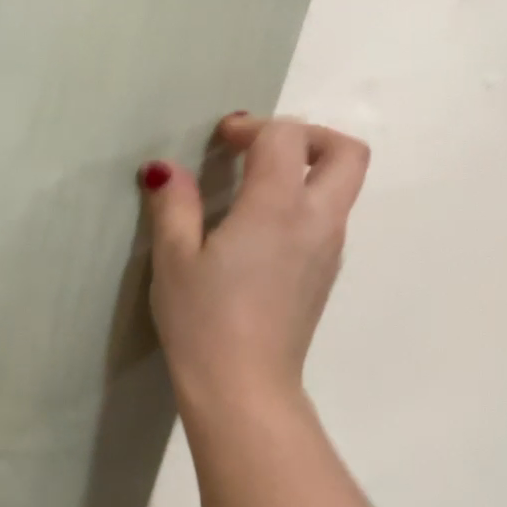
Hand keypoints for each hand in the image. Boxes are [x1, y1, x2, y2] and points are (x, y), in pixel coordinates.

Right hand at [141, 114, 371, 423]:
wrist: (242, 379)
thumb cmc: (200, 318)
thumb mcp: (173, 260)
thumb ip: (173, 207)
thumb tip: (163, 169)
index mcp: (277, 207)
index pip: (284, 139)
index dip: (253, 127)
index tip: (221, 137)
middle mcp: (317, 218)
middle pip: (342, 152)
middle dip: (304, 137)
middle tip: (257, 149)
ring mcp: (328, 247)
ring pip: (338, 187)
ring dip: (302, 172)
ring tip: (247, 191)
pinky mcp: (323, 273)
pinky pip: (324, 220)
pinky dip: (298, 206)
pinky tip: (253, 234)